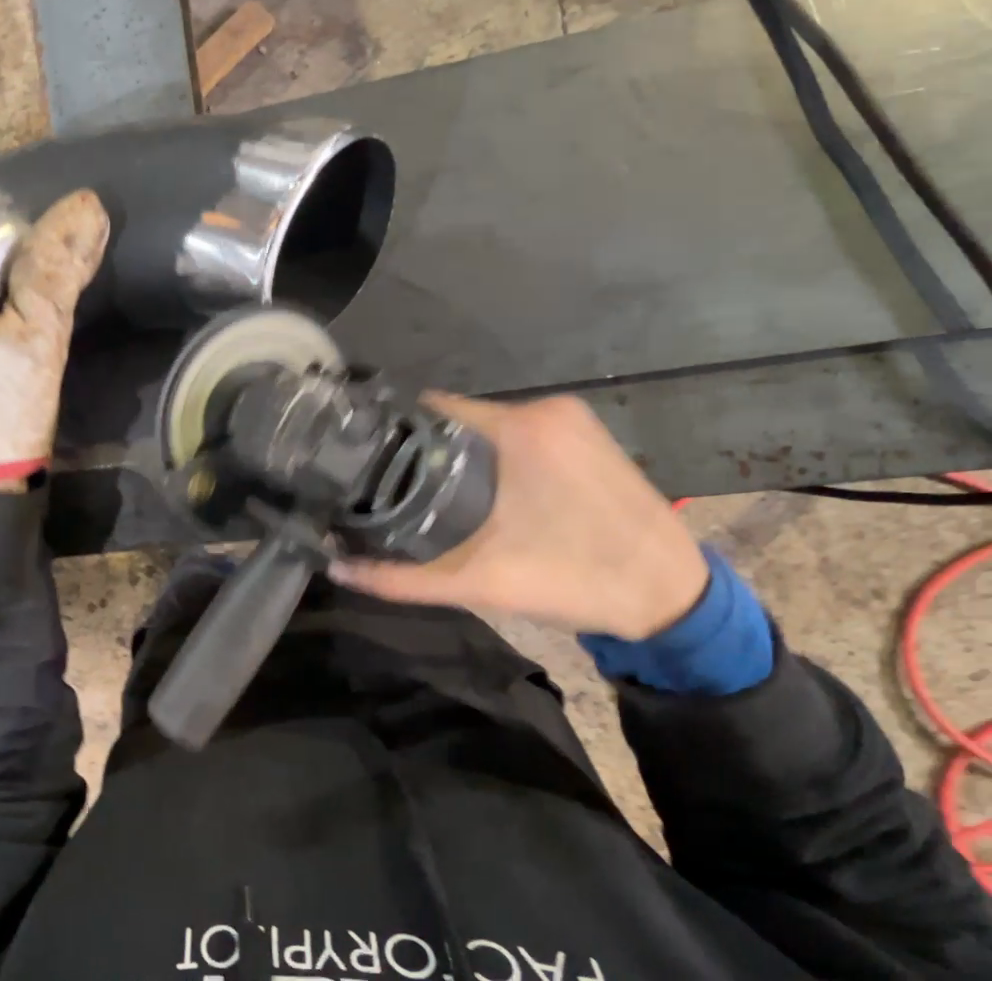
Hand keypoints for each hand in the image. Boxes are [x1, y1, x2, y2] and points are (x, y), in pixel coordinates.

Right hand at [330, 393, 706, 639]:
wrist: (672, 598)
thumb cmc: (575, 580)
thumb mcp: (479, 583)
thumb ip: (401, 578)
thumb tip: (336, 570)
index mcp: (519, 430)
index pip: (429, 410)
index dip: (391, 433)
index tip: (362, 459)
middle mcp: (545, 410)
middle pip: (456, 418)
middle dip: (422, 448)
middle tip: (387, 485)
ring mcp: (572, 420)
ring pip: (487, 426)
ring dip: (457, 453)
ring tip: (424, 489)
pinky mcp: (589, 436)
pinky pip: (519, 434)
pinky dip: (493, 456)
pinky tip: (479, 490)